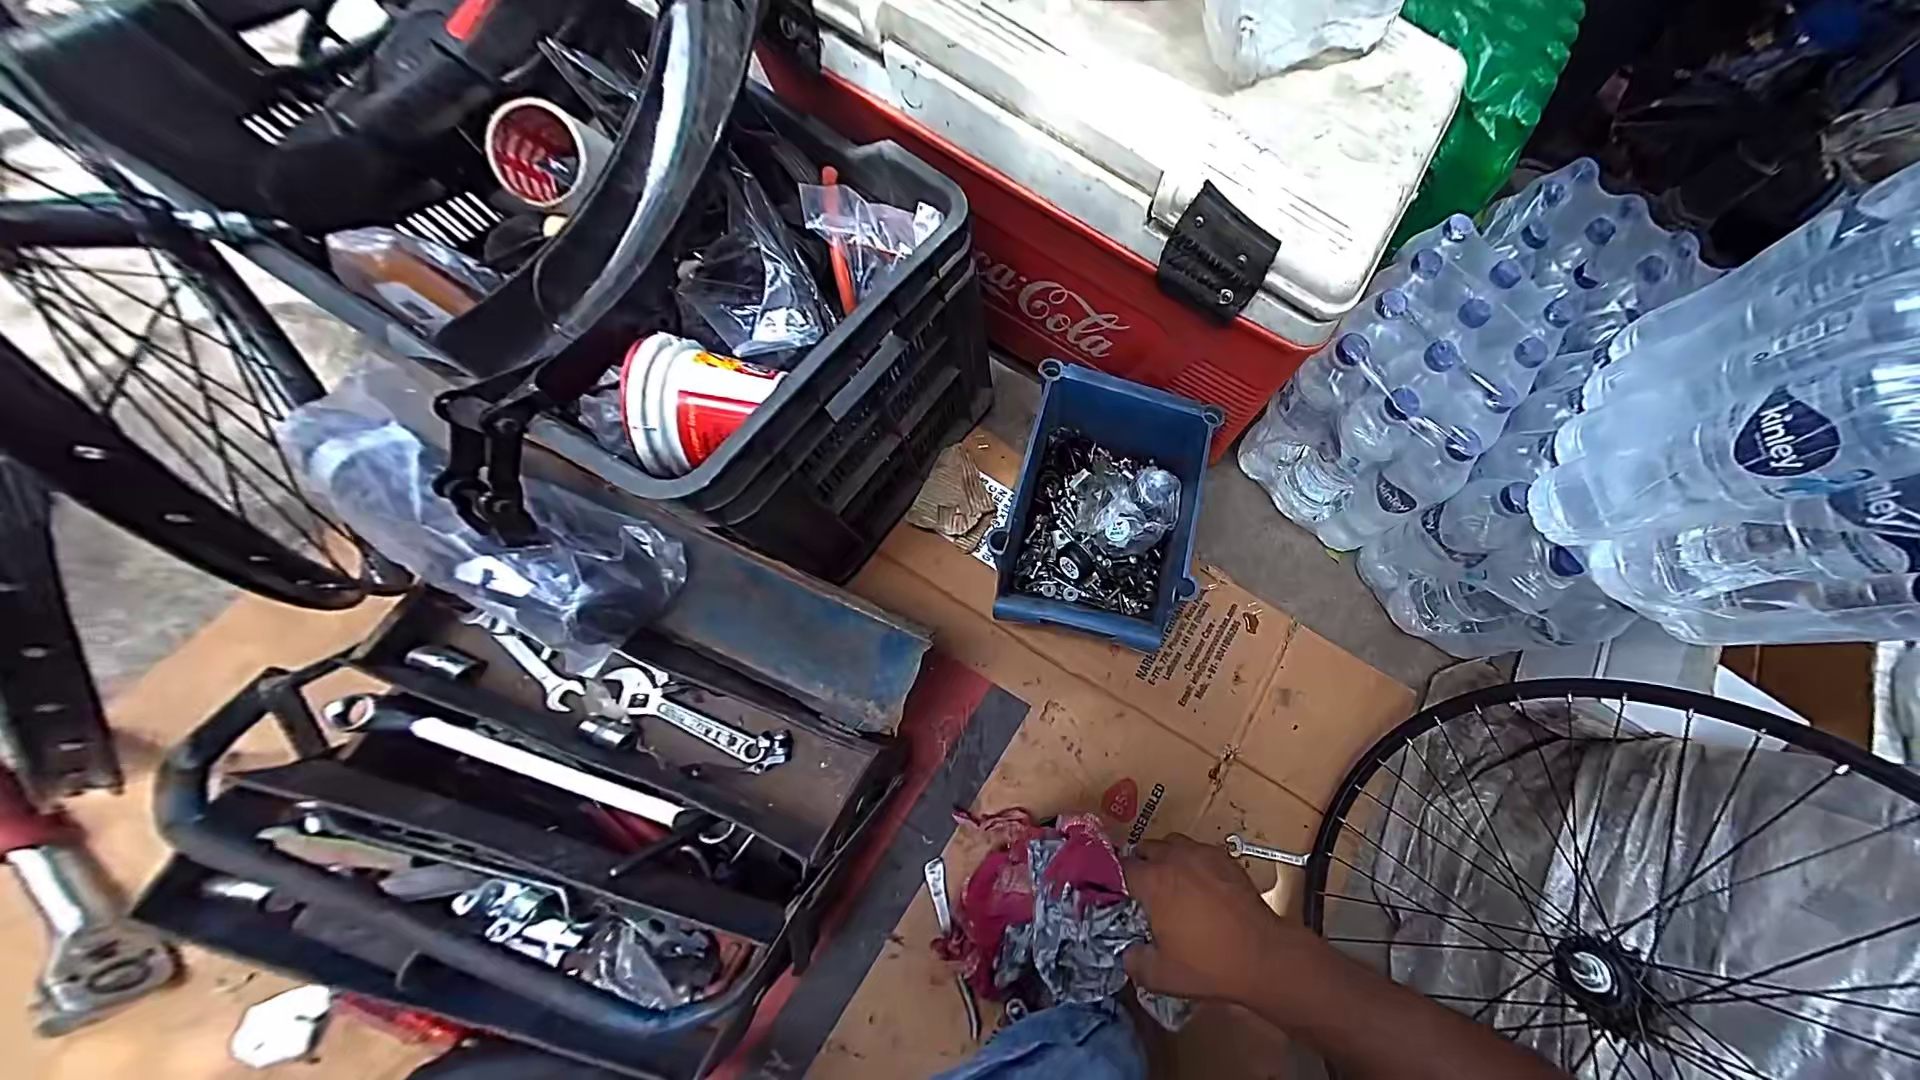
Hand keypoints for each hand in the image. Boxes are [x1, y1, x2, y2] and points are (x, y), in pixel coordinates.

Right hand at [1122, 834, 1309, 1002]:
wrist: (1265, 957)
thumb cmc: (1210, 964)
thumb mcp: (1163, 976)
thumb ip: (1134, 962)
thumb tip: (1126, 953)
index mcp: (1152, 881)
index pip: (1120, 868)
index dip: (1116, 880)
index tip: (1119, 894)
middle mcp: (1172, 857)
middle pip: (1144, 849)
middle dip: (1140, 865)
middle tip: (1145, 891)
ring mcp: (1199, 853)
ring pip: (1170, 843)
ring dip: (1165, 857)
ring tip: (1172, 881)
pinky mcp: (1223, 857)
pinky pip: (1197, 849)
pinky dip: (1192, 860)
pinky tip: (1201, 883)